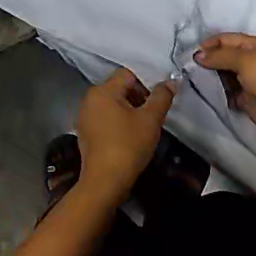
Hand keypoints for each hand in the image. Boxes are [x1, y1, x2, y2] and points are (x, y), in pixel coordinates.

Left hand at [75, 70, 175, 200]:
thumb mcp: (150, 119)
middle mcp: (89, 99)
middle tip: (155, 113)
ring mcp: (84, 116)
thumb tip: (171, 82)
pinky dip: (118, 121)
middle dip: (139, 96)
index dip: (148, 82)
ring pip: (112, 103)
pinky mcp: (85, 132)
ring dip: (130, 109)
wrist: (105, 181)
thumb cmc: (128, 145)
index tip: (161, 98)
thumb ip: (162, 96)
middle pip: (119, 88)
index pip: (128, 74)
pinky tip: (130, 136)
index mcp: (102, 91)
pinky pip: (105, 117)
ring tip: (145, 125)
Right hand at [193, 34, 255, 142]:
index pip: (228, 39)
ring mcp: (251, 81)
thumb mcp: (246, 60)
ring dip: (212, 78)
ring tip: (193, 82)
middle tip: (188, 69)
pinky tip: (206, 95)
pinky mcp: (249, 100)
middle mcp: (254, 61)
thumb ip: (220, 56)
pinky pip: (229, 94)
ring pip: (225, 76)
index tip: (191, 54)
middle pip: (225, 57)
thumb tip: (198, 55)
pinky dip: (219, 94)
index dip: (210, 44)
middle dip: (208, 61)